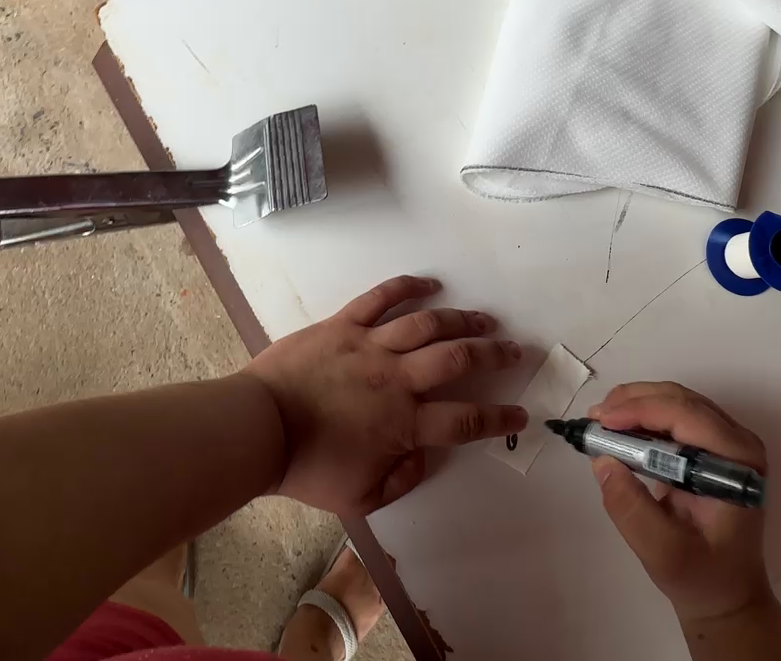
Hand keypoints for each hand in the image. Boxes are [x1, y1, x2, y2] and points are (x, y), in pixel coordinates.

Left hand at [245, 275, 526, 516]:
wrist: (258, 430)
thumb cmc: (307, 467)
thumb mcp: (360, 497)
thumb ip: (402, 481)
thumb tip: (428, 458)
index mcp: (403, 423)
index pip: (464, 420)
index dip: (498, 417)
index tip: (521, 413)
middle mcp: (396, 379)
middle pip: (456, 359)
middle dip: (492, 354)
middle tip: (515, 349)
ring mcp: (371, 346)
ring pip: (426, 324)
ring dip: (460, 319)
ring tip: (484, 317)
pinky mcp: (344, 324)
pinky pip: (380, 298)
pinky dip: (407, 286)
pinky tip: (430, 283)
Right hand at [588, 382, 774, 623]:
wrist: (727, 594)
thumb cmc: (702, 576)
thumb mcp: (664, 553)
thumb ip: (632, 510)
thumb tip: (604, 462)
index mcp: (737, 463)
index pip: (688, 417)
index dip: (643, 411)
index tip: (603, 421)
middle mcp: (737, 442)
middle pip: (681, 400)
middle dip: (634, 401)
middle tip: (595, 418)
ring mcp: (726, 441)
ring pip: (675, 399)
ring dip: (635, 403)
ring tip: (600, 420)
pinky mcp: (710, 444)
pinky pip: (674, 413)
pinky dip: (642, 413)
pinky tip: (618, 426)